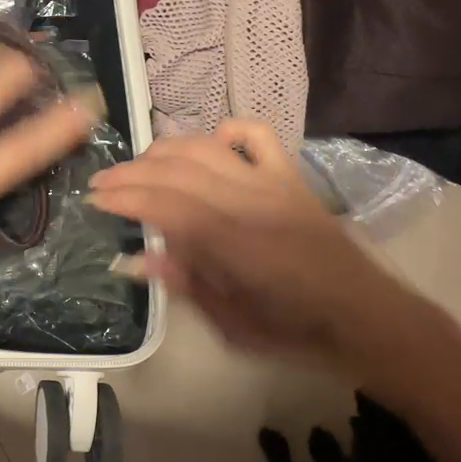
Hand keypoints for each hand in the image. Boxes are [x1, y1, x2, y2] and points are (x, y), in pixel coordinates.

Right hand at [88, 119, 434, 367]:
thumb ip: (184, 285)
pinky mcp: (290, 174)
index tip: (94, 199)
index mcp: (235, 243)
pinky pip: (255, 135)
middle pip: (176, 170)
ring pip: (204, 147)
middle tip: (102, 182)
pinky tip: (207, 146)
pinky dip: (226, 132)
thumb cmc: (293, 329)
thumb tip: (133, 259)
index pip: (165, 205)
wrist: (365, 317)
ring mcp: (271, 182)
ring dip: (164, 150)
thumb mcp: (232, 325)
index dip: (125, 197)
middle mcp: (249, 201)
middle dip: (131, 172)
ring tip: (138, 164)